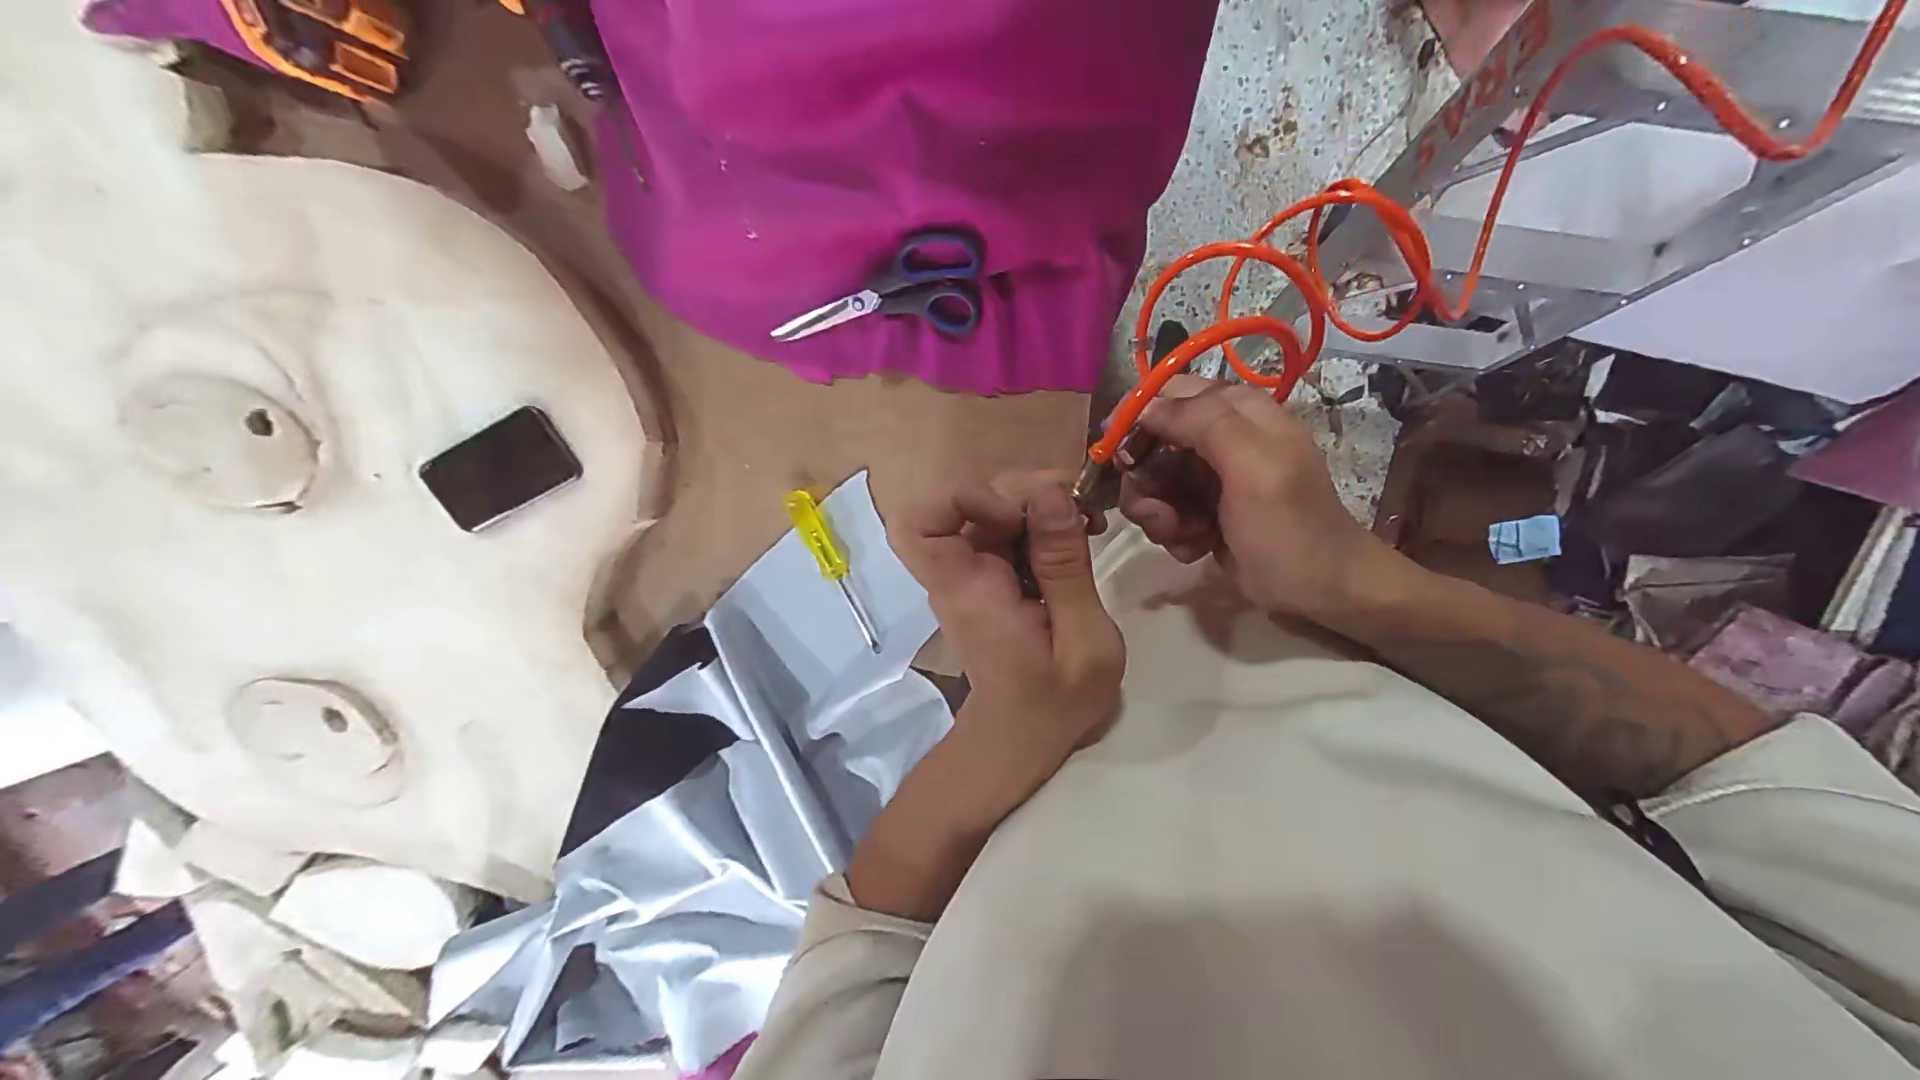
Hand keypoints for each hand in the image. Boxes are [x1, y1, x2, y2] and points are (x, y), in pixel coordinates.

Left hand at [892, 472, 1124, 771]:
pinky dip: (1042, 522)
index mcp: (968, 590)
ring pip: (991, 507)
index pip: (920, 523)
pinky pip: (1007, 528)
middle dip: (1023, 492)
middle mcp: (959, 573)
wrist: (1025, 733)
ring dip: (1039, 503)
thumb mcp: (1083, 641)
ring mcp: (972, 572)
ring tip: (1089, 520)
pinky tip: (1080, 533)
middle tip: (1081, 508)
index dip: (963, 498)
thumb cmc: (1055, 702)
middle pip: (965, 501)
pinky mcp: (990, 573)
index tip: (1017, 514)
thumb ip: (1065, 567)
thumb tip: (1052, 493)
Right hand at [1118, 375, 1409, 620]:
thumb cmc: (1289, 527)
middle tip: (1158, 511)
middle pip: (1152, 440)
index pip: (1170, 391)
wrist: (1318, 590)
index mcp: (1238, 411)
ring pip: (1152, 480)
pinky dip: (1173, 532)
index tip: (1118, 452)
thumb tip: (1146, 406)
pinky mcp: (1203, 509)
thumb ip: (1204, 423)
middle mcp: (1220, 437)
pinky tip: (1196, 546)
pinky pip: (1165, 510)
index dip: (1138, 416)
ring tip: (1182, 534)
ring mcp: (1209, 476)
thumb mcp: (1253, 466)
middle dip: (1145, 478)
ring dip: (1157, 512)